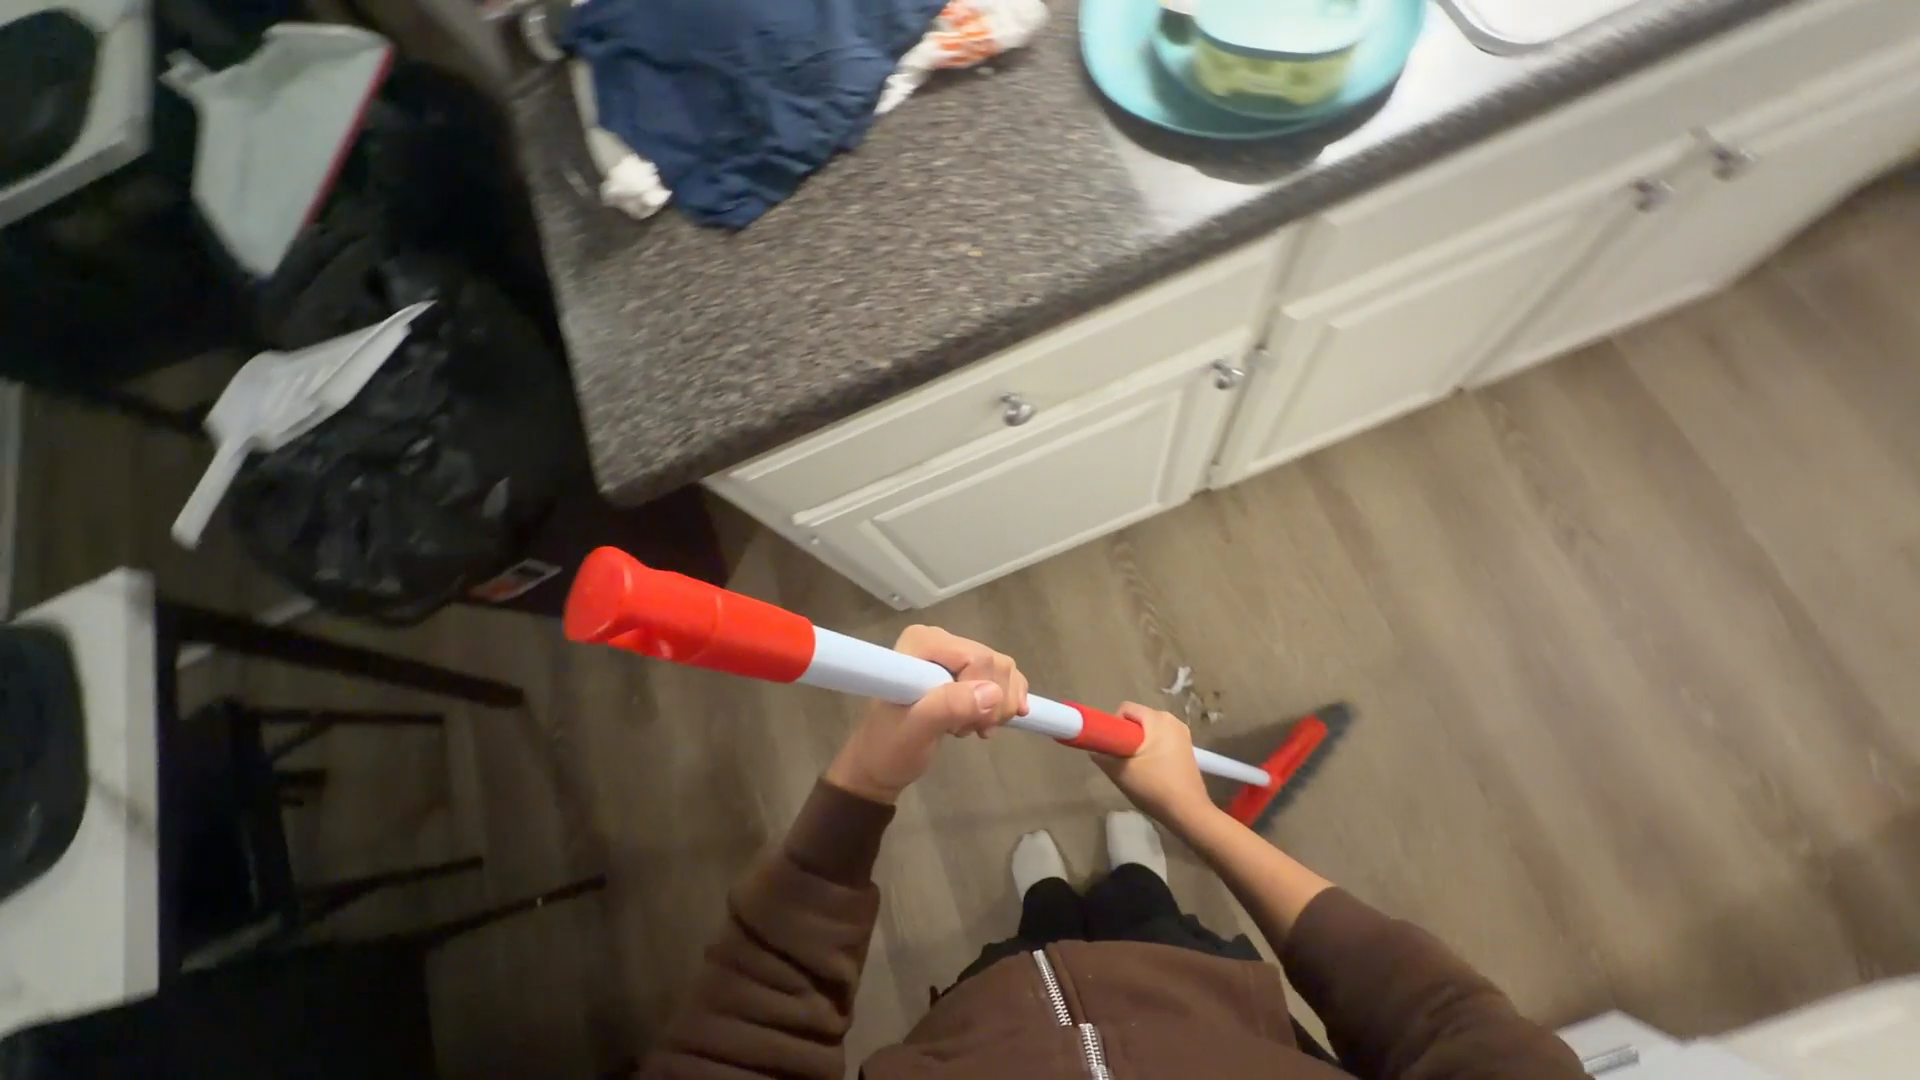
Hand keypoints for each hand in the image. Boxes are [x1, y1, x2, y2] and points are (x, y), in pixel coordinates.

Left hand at [824, 626, 1028, 803]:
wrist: (881, 764)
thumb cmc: (890, 748)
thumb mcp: (915, 731)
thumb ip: (948, 707)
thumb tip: (993, 693)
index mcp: (921, 642)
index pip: (977, 657)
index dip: (981, 691)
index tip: (961, 725)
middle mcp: (940, 640)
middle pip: (994, 662)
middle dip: (991, 703)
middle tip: (963, 730)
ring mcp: (954, 653)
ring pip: (1004, 671)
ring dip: (998, 707)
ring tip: (968, 727)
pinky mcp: (966, 669)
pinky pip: (1006, 676)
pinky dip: (1005, 703)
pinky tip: (988, 722)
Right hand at [1095, 703, 1214, 825]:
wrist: (1188, 813)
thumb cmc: (1154, 787)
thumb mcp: (1120, 772)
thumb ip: (1102, 756)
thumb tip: (1095, 750)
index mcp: (1158, 719)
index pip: (1125, 709)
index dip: (1113, 726)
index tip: (1112, 748)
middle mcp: (1172, 720)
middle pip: (1137, 720)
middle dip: (1126, 737)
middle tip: (1122, 760)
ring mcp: (1183, 734)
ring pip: (1148, 731)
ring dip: (1138, 745)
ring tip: (1136, 769)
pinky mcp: (1187, 747)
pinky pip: (1160, 740)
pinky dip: (1151, 750)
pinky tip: (1151, 771)